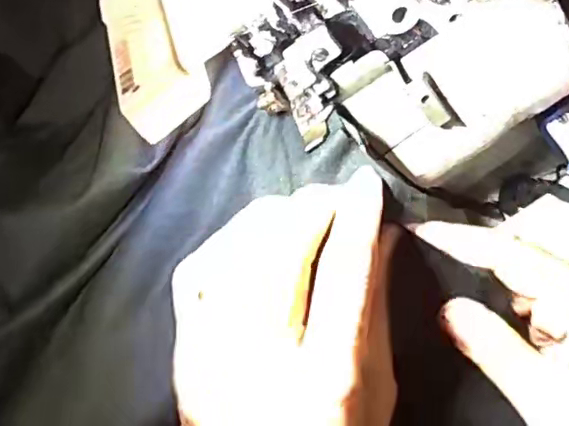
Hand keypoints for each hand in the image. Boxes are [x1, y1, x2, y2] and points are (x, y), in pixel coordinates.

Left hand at [172, 167, 400, 425]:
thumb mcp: (378, 384)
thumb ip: (379, 303)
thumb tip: (386, 231)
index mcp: (325, 378)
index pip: (345, 267)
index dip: (359, 213)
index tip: (368, 183)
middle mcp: (260, 364)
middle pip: (285, 247)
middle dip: (316, 203)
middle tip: (339, 195)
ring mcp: (210, 358)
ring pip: (238, 247)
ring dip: (277, 212)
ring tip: (304, 211)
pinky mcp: (183, 354)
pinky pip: (197, 268)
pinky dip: (230, 237)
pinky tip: (257, 235)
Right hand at [415, 221, 568, 425]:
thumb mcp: (547, 399)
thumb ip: (495, 350)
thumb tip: (452, 312)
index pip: (507, 250)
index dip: (461, 238)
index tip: (425, 231)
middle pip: (516, 260)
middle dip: (473, 262)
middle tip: (428, 258)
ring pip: (526, 286)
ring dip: (493, 292)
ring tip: (453, 291)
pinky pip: (541, 309)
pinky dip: (516, 315)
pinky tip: (498, 329)